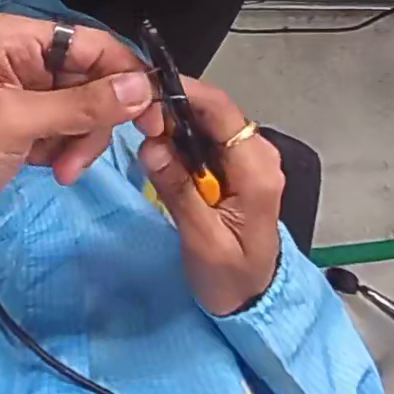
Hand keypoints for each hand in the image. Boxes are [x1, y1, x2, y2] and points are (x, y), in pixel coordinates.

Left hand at [0, 15, 153, 246]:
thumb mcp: (16, 123)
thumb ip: (81, 104)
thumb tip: (143, 86)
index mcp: (15, 38)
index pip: (92, 43)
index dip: (126, 75)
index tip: (154, 114)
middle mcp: (25, 56)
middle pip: (96, 76)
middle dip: (97, 119)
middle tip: (84, 157)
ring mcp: (30, 90)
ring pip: (90, 106)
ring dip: (84, 141)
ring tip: (63, 170)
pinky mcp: (32, 122)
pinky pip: (74, 128)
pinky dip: (72, 150)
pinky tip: (54, 170)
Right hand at [136, 77, 284, 315]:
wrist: (253, 300)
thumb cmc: (232, 277)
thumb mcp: (203, 240)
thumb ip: (179, 191)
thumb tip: (151, 145)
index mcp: (257, 170)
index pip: (221, 110)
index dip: (182, 93)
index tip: (144, 97)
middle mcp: (257, 153)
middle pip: (211, 108)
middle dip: (170, 107)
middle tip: (135, 121)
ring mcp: (245, 156)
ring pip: (203, 118)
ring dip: (170, 121)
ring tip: (142, 134)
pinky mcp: (231, 162)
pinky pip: (201, 134)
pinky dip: (177, 135)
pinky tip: (157, 147)